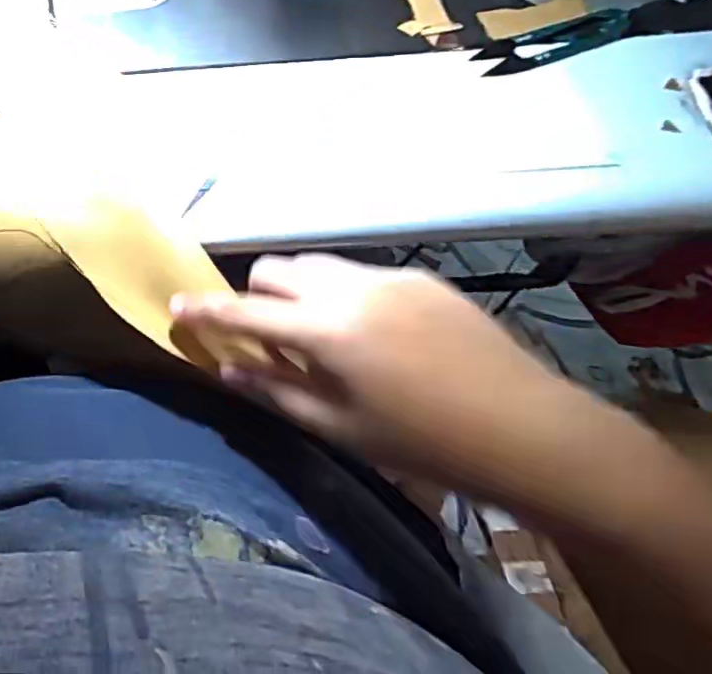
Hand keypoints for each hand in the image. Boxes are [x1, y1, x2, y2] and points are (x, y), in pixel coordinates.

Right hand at [173, 253, 640, 512]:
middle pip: (276, 270)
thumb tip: (228, 370)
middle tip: (271, 334)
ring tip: (324, 332)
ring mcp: (388, 277)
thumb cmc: (428, 444)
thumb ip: (277, 393)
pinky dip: (345, 294)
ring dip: (301, 290)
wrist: (535, 433)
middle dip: (258, 295)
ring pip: (317, 266)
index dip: (206, 310)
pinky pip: (360, 274)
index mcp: (327, 332)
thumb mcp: (343, 430)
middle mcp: (350, 290)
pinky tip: (377, 333)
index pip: (245, 313)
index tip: (176, 306)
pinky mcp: (420, 277)